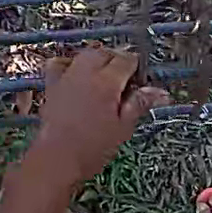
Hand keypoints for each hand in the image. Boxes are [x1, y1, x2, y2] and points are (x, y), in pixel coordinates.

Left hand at [26, 48, 167, 189]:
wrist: (57, 159)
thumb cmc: (93, 148)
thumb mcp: (122, 128)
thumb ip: (138, 104)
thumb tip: (160, 92)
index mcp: (106, 83)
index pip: (126, 60)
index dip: (137, 67)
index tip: (140, 81)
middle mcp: (85, 73)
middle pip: (105, 53)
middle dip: (117, 60)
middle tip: (125, 80)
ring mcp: (66, 77)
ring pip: (84, 55)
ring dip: (97, 60)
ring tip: (104, 78)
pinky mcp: (51, 86)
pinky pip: (59, 64)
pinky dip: (70, 64)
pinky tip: (76, 77)